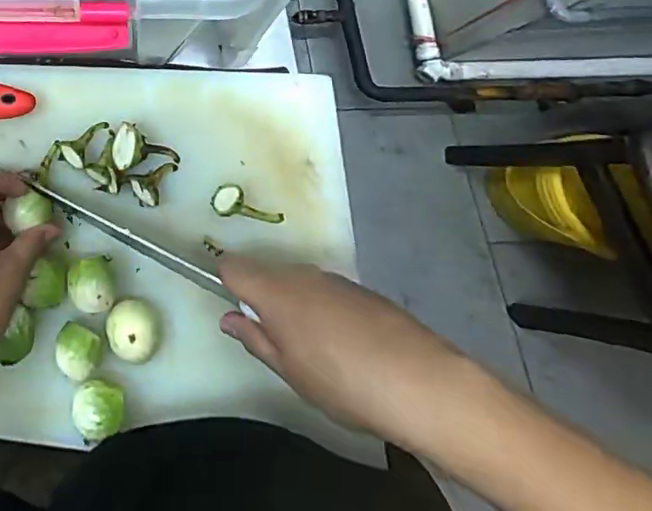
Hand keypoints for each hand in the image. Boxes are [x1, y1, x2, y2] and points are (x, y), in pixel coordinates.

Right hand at [218, 255, 477, 445]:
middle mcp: (301, 274)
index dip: (226, 282)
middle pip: (267, 273)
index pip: (232, 265)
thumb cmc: (343, 383)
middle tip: (280, 342)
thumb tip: (230, 319)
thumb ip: (255, 340)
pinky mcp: (365, 292)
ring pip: (300, 283)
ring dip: (298, 306)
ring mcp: (336, 280)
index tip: (237, 310)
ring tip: (319, 352)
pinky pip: (330, 293)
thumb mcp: (290, 371)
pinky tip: (351, 349)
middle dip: (265, 299)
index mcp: (273, 290)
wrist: (426, 385)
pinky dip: (328, 312)